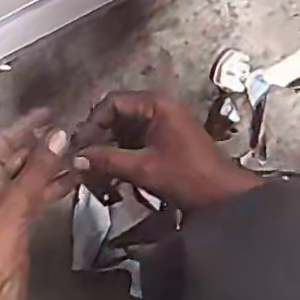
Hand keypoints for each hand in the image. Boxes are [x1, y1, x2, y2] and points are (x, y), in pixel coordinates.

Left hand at [0, 109, 72, 299]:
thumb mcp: (16, 200)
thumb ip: (40, 166)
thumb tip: (60, 133)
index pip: (4, 138)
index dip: (27, 124)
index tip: (51, 111)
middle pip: (18, 155)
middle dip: (43, 143)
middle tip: (73, 130)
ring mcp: (2, 204)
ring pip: (30, 175)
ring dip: (52, 164)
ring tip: (80, 150)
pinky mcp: (16, 222)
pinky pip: (37, 194)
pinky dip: (54, 186)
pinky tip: (75, 177)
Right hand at [74, 92, 261, 211]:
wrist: (222, 196)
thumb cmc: (186, 176)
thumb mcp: (144, 168)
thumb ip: (108, 160)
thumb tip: (76, 159)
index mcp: (157, 104)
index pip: (114, 102)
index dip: (93, 122)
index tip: (79, 145)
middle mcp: (160, 107)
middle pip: (118, 114)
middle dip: (99, 135)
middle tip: (81, 157)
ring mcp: (164, 122)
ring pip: (126, 128)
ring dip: (109, 146)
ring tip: (92, 167)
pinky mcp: (166, 138)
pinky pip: (136, 139)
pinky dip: (122, 152)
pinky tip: (110, 170)